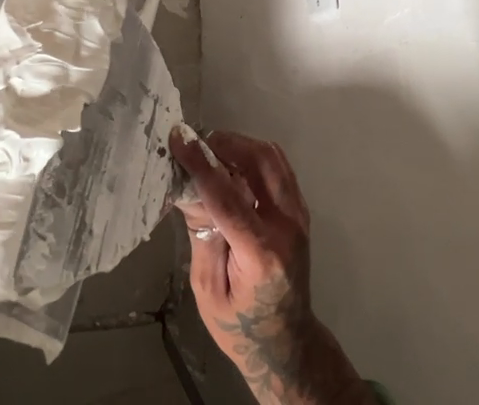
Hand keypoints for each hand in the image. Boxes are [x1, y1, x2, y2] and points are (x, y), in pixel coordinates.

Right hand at [170, 128, 375, 404]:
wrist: (286, 340)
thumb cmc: (240, 325)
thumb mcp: (208, 289)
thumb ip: (202, 235)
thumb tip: (189, 188)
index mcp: (262, 253)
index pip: (229, 197)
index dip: (201, 164)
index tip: (179, 139)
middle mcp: (287, 226)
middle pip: (261, 162)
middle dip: (225, 143)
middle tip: (195, 143)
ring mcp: (298, 215)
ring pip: (273, 158)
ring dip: (239, 145)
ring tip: (208, 150)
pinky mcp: (298, 211)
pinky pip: (277, 168)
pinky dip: (251, 156)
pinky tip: (228, 164)